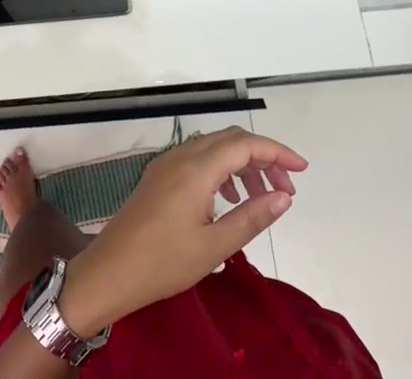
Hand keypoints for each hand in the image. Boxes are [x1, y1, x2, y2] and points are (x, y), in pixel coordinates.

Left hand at [59, 127, 305, 334]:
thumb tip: (284, 197)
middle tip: (285, 190)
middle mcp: (180, 157)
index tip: (302, 170)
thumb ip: (251, 217)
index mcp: (196, 169)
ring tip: (261, 197)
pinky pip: (196, 159)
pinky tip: (228, 199)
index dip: (276, 152)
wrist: (110, 271)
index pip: (244, 144)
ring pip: (212, 148)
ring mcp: (166, 165)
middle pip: (229, 139)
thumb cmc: (164, 262)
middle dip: (262, 158)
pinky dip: (220, 170)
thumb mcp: (215, 245)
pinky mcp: (157, 177)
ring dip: (241, 164)